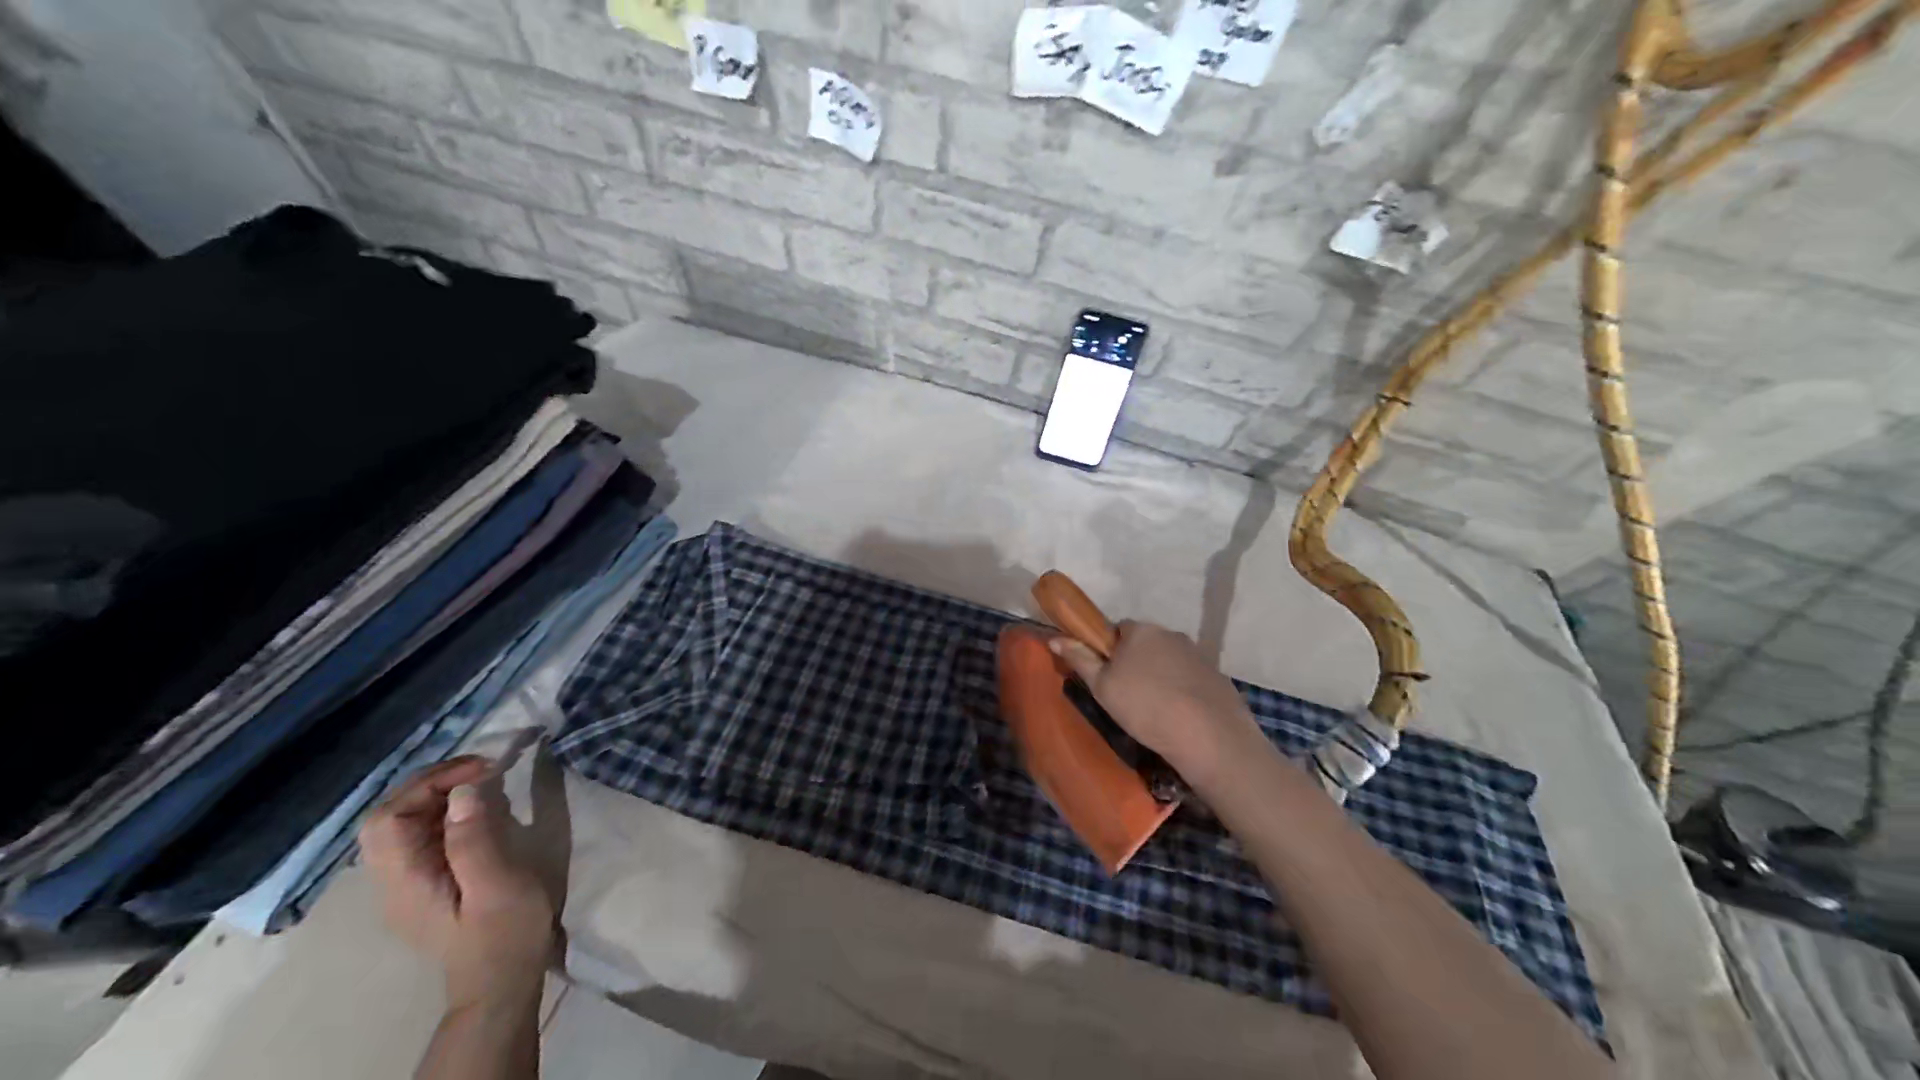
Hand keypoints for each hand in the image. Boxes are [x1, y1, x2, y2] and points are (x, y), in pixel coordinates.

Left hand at [359, 757, 555, 1011]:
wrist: (502, 984)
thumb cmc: (504, 935)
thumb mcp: (498, 886)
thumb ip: (474, 840)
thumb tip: (463, 791)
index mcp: (405, 882)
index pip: (387, 819)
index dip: (426, 785)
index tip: (478, 770)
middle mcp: (394, 881)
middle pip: (390, 818)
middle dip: (432, 784)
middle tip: (483, 769)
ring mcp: (409, 883)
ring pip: (405, 824)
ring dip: (441, 794)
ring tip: (487, 781)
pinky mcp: (428, 883)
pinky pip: (424, 836)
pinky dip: (448, 811)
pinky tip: (481, 808)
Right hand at [1050, 621, 1275, 789]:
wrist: (1208, 736)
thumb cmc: (1145, 707)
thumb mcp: (1102, 687)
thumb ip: (1080, 659)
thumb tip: (1055, 637)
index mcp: (1140, 629)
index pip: (1116, 630)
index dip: (1109, 652)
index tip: (1108, 679)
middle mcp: (1170, 633)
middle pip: (1143, 644)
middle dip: (1135, 663)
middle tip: (1127, 697)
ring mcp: (1197, 653)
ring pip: (1167, 661)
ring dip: (1159, 677)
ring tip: (1154, 711)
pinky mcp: (1216, 675)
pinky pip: (1188, 678)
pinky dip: (1181, 691)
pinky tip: (1179, 716)